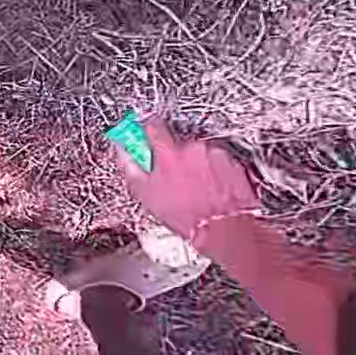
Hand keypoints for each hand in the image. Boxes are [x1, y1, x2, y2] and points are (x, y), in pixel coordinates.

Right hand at [114, 116, 261, 247]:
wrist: (223, 227)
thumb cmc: (185, 215)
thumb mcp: (145, 193)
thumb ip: (130, 166)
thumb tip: (122, 151)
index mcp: (168, 153)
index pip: (152, 127)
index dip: (145, 128)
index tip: (140, 131)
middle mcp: (193, 148)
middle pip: (176, 143)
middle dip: (171, 155)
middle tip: (169, 176)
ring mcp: (214, 154)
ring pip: (197, 152)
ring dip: (192, 163)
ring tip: (190, 186)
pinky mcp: (233, 161)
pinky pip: (216, 160)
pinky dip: (211, 170)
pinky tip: (207, 188)